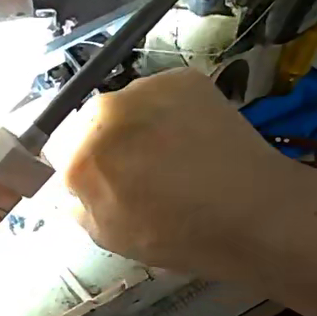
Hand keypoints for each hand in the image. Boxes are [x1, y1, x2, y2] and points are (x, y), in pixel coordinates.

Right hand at [58, 68, 307, 278]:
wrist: (257, 212)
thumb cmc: (180, 236)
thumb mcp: (112, 238)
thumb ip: (79, 206)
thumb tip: (73, 187)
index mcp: (80, 155)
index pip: (59, 150)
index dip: (82, 170)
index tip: (108, 185)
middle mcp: (104, 110)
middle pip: (91, 122)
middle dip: (109, 143)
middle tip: (144, 171)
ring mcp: (146, 87)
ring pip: (129, 106)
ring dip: (140, 124)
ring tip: (177, 155)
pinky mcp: (183, 77)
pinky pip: (162, 93)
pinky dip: (171, 111)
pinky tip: (195, 138)